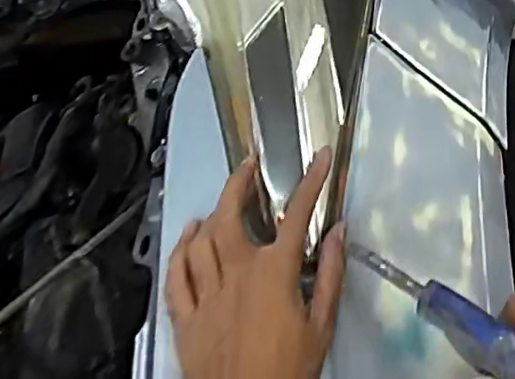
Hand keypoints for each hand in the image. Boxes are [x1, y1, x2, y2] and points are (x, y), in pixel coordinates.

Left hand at [167, 147, 346, 378]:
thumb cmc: (289, 372)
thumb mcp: (322, 327)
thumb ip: (331, 275)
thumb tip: (339, 231)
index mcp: (274, 273)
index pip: (297, 214)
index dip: (312, 180)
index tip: (322, 158)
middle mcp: (237, 273)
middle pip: (229, 214)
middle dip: (238, 182)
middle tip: (247, 166)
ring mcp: (207, 295)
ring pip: (200, 240)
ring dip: (210, 214)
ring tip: (220, 202)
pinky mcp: (185, 319)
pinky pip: (175, 276)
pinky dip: (179, 250)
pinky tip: (188, 236)